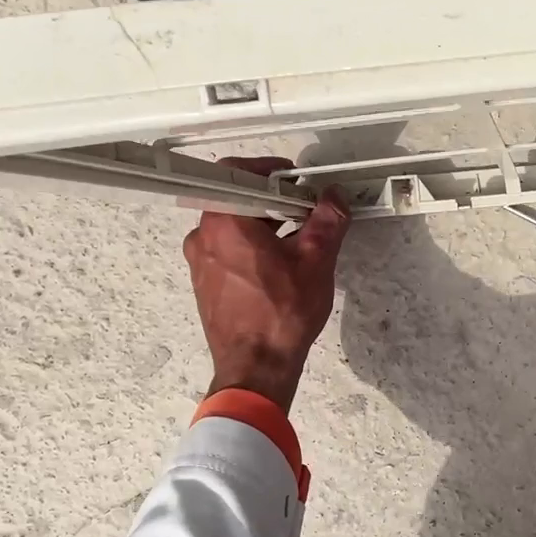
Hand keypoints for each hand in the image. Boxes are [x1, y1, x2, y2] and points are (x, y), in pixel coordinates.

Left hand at [182, 157, 351, 412]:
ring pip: (234, 226)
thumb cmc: (283, 313)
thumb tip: (335, 198)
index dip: (267, 169)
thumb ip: (326, 221)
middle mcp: (203, 237)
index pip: (235, 172)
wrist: (257, 367)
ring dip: (266, 225)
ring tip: (300, 239)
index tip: (294, 179)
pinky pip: (229, 250)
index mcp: (224, 223)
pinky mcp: (207, 283)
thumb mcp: (316, 261)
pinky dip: (254, 246)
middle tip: (307, 209)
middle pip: (236, 200)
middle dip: (274, 200)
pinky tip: (282, 265)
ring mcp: (201, 262)